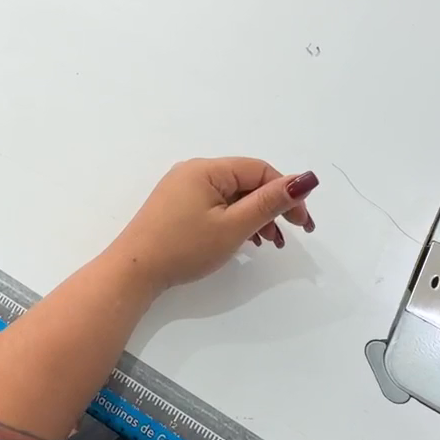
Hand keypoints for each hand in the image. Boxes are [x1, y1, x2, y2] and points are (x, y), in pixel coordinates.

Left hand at [102, 158, 318, 291]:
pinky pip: (215, 206)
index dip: (286, 194)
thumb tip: (305, 179)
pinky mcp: (176, 207)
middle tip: (289, 237)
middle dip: (271, 207)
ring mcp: (181, 189)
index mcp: (206, 169)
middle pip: (245, 182)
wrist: (134, 271)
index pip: (259, 170)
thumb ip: (270, 202)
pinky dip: (234, 221)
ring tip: (268, 244)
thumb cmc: (184, 247)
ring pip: (231, 196)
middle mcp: (193, 172)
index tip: (303, 225)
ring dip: (254, 216)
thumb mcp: (233, 226)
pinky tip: (244, 242)